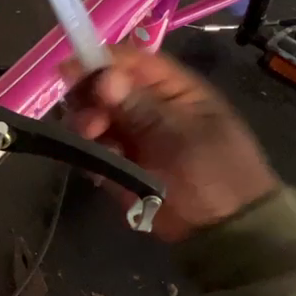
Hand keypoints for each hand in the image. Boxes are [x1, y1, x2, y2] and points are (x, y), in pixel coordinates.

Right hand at [64, 45, 279, 241]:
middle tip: (88, 117)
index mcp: (173, 90)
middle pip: (104, 86)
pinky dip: (91, 154)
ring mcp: (133, 135)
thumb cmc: (215, 173)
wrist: (223, 234)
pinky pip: (94, 148)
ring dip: (87, 125)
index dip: (102, 61)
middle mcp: (148, 106)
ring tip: (92, 138)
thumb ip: (139, 106)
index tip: (72, 69)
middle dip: (89, 97)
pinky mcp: (119, 163)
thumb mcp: (181, 135)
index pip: (132, 61)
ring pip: (94, 116)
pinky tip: (100, 168)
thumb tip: (104, 75)